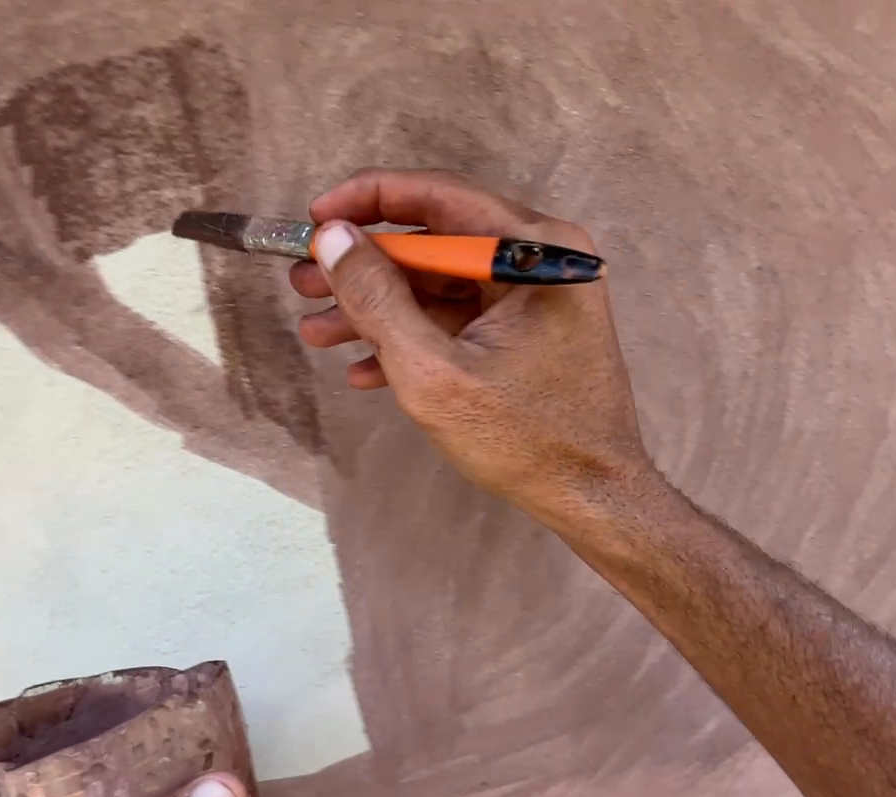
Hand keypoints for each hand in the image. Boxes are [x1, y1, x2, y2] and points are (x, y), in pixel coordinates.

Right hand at [289, 169, 654, 521]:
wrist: (592, 499)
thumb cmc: (524, 440)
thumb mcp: (433, 372)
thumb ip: (378, 300)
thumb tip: (332, 238)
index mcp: (534, 249)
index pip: (437, 198)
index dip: (366, 203)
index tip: (314, 218)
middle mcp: (541, 260)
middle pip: (434, 245)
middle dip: (363, 269)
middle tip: (303, 284)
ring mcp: (537, 300)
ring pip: (441, 289)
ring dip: (379, 312)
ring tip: (317, 332)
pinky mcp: (529, 336)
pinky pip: (462, 322)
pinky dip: (415, 341)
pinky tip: (364, 370)